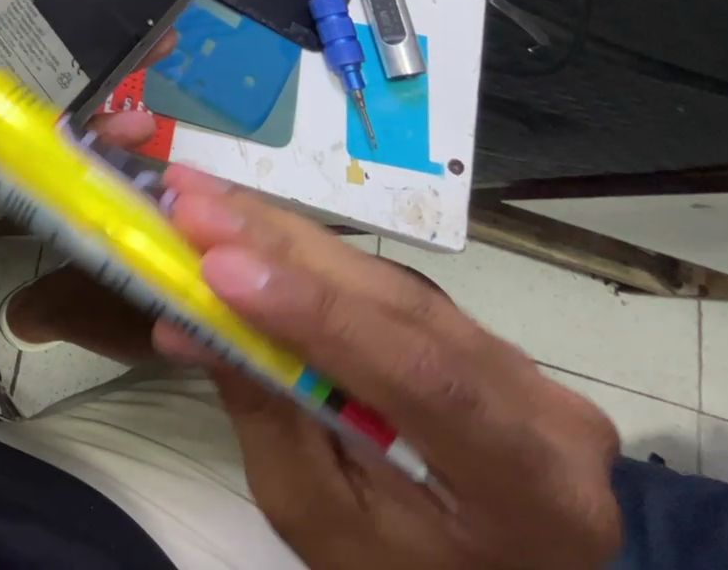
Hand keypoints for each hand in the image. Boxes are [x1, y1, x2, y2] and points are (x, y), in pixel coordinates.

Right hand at [152, 168, 621, 569]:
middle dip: (277, 250)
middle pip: (398, 308)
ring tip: (194, 195)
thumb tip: (182, 322)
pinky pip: (382, 284)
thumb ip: (263, 413)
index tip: (218, 268)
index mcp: (532, 489)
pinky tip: (242, 217)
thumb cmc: (381, 567)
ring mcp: (518, 366)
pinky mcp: (476, 339)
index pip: (424, 381)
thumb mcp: (310, 511)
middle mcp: (544, 409)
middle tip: (186, 205)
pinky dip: (301, 251)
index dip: (316, 315)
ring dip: (279, 235)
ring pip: (384, 280)